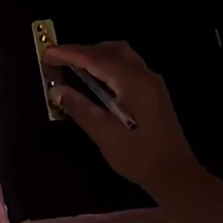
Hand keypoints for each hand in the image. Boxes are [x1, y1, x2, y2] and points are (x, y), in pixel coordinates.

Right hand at [44, 42, 213, 201]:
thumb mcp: (103, 133)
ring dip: (98, 56)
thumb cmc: (137, 155)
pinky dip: (110, 66)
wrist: (173, 171)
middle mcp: (145, 75)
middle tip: (61, 60)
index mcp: (132, 82)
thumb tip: (57, 90)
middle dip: (84, 51)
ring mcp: (152, 82)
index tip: (48, 53)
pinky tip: (98, 81)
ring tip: (76, 68)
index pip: (96, 58)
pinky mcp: (154, 91)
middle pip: (112, 50)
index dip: (70, 53)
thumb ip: (80, 108)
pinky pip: (129, 67)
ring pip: (123, 56)